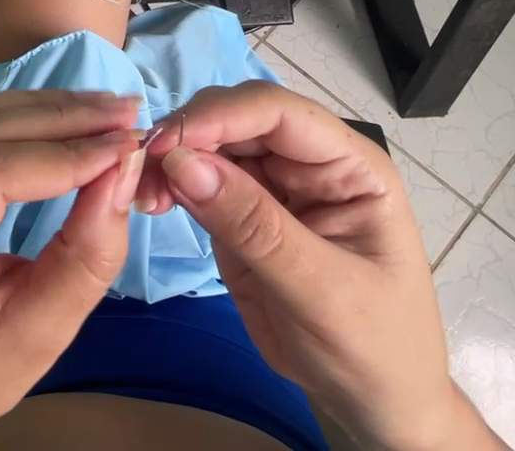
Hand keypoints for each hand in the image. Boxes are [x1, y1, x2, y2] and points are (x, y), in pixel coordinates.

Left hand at [0, 89, 145, 449]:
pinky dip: (12, 113)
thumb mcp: (39, 340)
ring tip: (102, 108)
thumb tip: (123, 172)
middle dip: (58, 117)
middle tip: (125, 112)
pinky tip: (57, 114)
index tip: (127, 146)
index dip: (62, 154)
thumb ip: (84, 259)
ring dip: (38, 105)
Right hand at [136, 81, 504, 450]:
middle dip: (186, 134)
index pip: (278, 113)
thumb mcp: (321, 290)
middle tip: (142, 169)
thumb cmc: (371, 347)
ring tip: (142, 193)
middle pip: (234, 117)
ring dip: (168, 158)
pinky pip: (193, 176)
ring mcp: (270, 183)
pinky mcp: (236, 208)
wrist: (367, 402)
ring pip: (206, 142)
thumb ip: (253, 224)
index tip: (167, 144)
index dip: (220, 116)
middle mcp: (306, 160)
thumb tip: (180, 161)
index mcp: (348, 165)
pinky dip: (166, 181)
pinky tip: (150, 201)